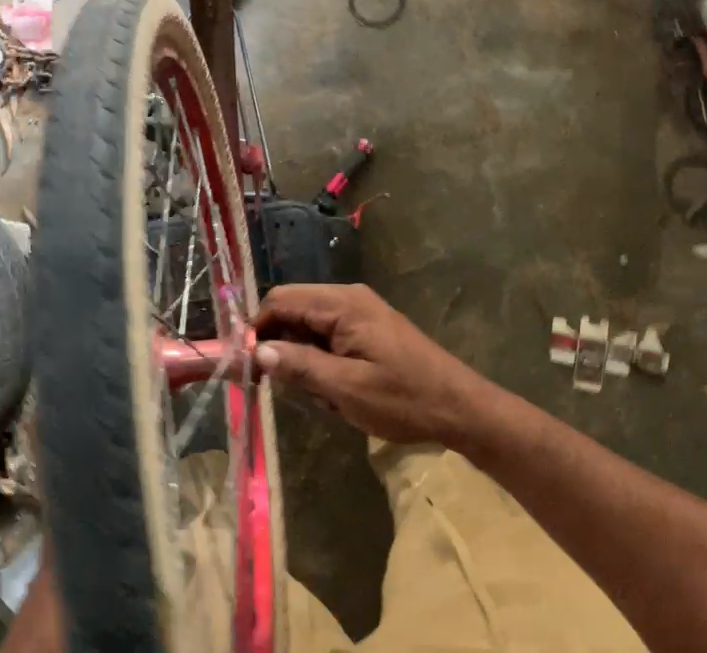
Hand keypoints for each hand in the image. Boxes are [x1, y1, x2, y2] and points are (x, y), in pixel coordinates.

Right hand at [253, 283, 491, 444]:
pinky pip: (326, 337)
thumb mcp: (346, 388)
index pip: (280, 300)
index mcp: (342, 303)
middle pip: (292, 311)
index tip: (245, 364)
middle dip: (281, 347)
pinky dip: (322, 363)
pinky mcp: (366, 329)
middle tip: (285, 387)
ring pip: (307, 327)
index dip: (256, 329)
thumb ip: (299, 366)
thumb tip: (256, 351)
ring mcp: (359, 312)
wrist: (461, 409)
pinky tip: (336, 393)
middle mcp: (347, 298)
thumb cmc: (404, 399)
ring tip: (323, 396)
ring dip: (303, 361)